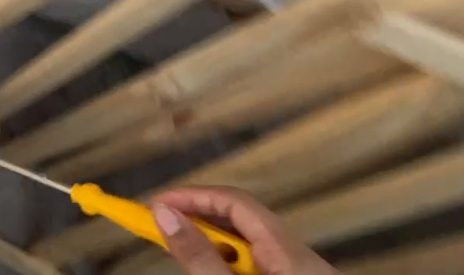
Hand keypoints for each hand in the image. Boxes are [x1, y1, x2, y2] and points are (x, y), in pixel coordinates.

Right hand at [150, 188, 338, 274]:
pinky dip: (232, 259)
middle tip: (164, 227)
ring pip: (254, 242)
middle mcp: (307, 260)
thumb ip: (201, 256)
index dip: (193, 196)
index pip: (236, 201)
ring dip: (215, 240)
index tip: (156, 205)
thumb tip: (161, 212)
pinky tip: (218, 269)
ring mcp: (307, 273)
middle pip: (245, 219)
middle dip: (200, 217)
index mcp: (294, 255)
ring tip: (188, 252)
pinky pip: (264, 261)